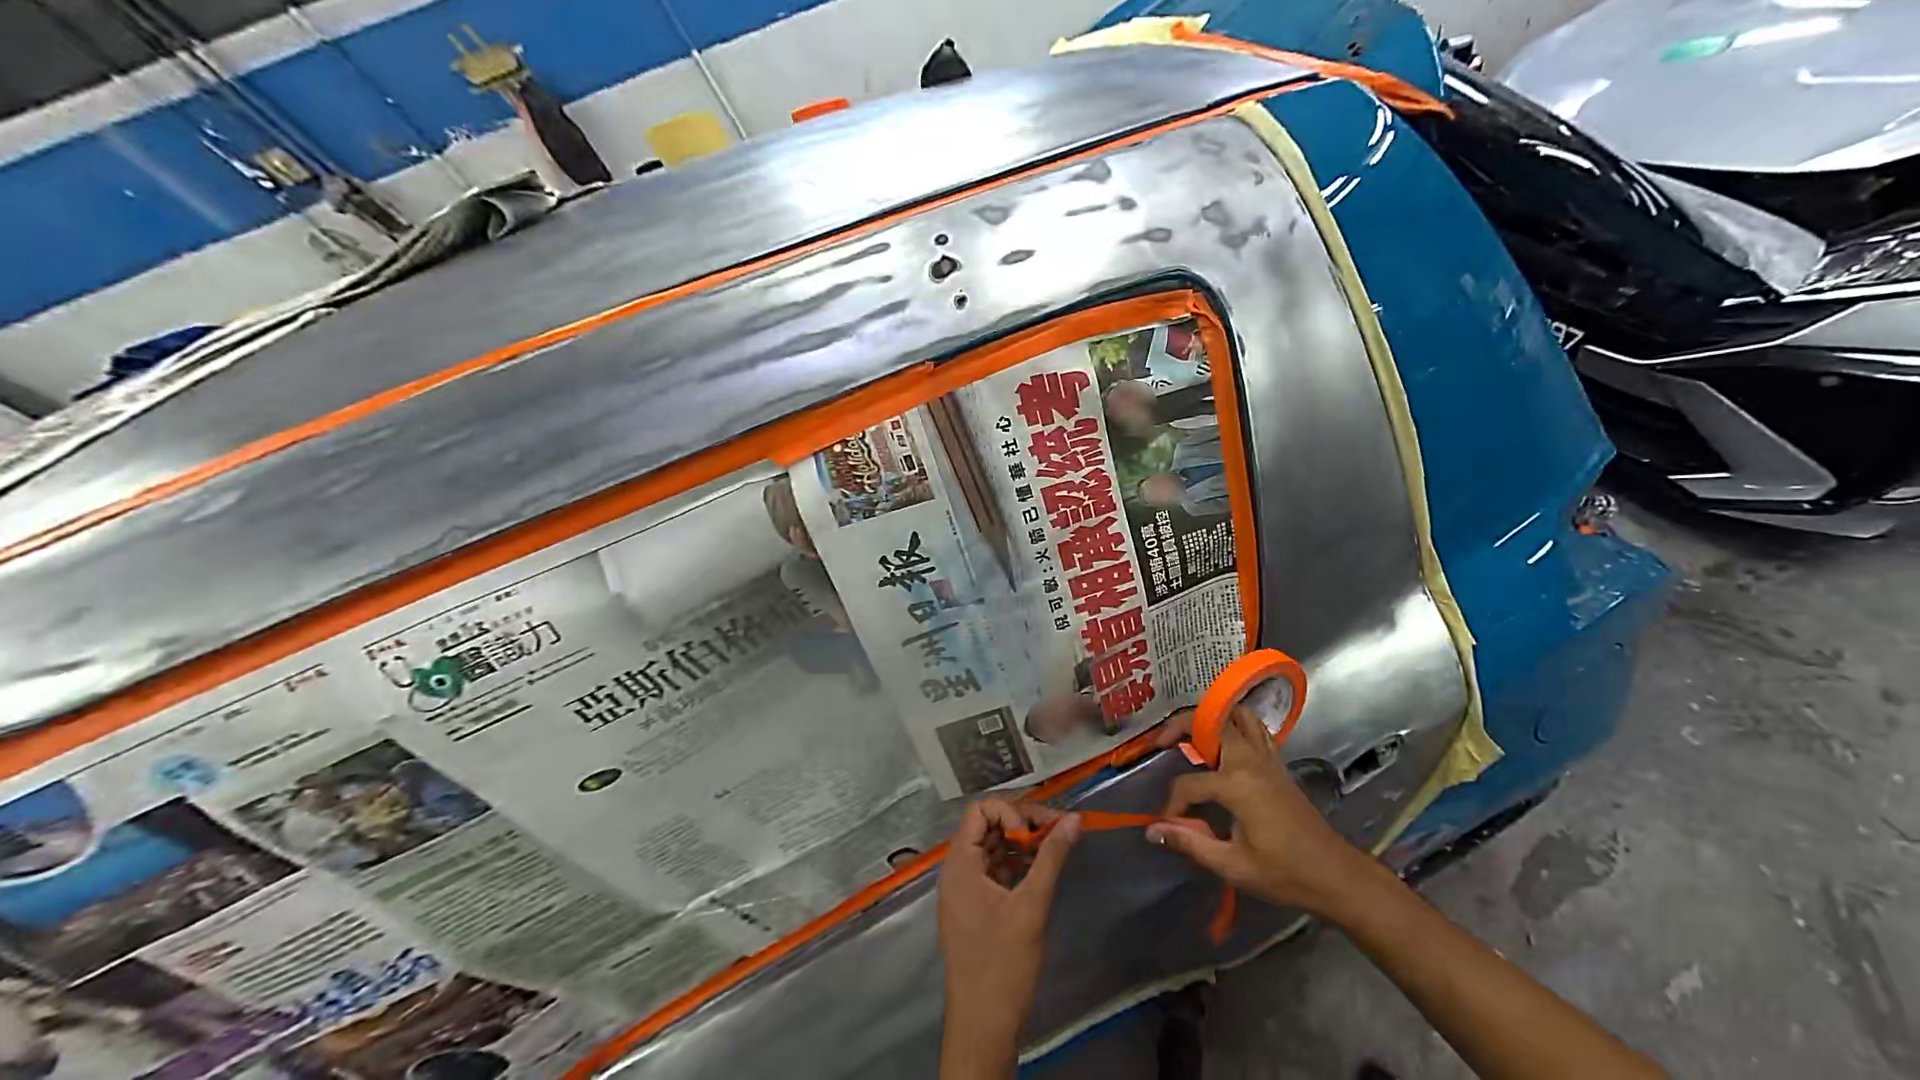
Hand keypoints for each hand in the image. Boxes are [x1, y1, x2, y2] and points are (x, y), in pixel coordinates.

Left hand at [937, 801, 1080, 1053]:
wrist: (983, 1026)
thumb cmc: (1002, 963)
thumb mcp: (1031, 905)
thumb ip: (1051, 858)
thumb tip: (1073, 820)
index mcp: (960, 864)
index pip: (980, 811)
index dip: (1012, 812)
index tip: (1040, 831)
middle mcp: (958, 871)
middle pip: (987, 827)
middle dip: (1023, 824)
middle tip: (1060, 833)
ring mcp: (965, 891)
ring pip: (993, 850)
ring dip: (1022, 844)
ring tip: (1056, 849)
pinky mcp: (976, 909)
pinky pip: (995, 872)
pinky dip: (1017, 865)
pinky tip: (1043, 871)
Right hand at [1145, 706, 1372, 916]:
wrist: (1336, 876)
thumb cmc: (1285, 873)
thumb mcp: (1233, 865)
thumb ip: (1190, 844)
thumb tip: (1153, 831)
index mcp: (1237, 786)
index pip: (1189, 784)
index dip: (1172, 805)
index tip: (1167, 826)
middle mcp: (1250, 762)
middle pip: (1211, 723)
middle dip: (1180, 727)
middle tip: (1163, 744)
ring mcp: (1267, 759)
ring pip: (1237, 716)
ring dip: (1212, 719)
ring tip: (1192, 737)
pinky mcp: (1278, 764)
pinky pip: (1255, 729)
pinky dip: (1236, 725)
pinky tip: (1224, 744)